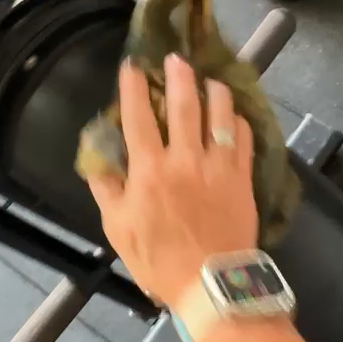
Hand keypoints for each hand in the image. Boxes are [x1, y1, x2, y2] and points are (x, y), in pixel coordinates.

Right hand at [85, 53, 257, 309]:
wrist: (210, 283)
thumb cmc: (158, 260)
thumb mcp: (118, 228)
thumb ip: (107, 189)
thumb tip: (98, 159)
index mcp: (149, 170)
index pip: (139, 116)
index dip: (134, 87)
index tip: (132, 66)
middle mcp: (185, 159)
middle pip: (184, 105)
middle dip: (178, 76)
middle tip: (176, 58)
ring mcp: (218, 167)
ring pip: (220, 115)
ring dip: (214, 91)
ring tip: (211, 80)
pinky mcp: (242, 178)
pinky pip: (244, 139)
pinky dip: (239, 121)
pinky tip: (235, 115)